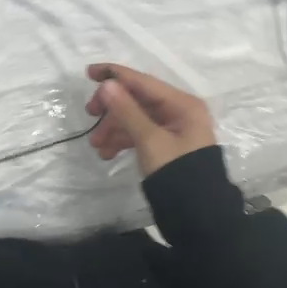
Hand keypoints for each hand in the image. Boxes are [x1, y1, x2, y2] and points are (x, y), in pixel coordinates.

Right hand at [84, 63, 216, 176]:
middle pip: (137, 99)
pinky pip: (140, 134)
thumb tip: (107, 84)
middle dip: (112, 108)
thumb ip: (127, 110)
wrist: (198, 215)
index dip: (115, 75)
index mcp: (182, 104)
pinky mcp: (166, 145)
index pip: (143, 81)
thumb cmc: (177, 172)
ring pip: (135, 118)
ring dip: (114, 128)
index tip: (88, 72)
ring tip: (97, 146)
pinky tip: (107, 153)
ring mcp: (173, 129)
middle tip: (90, 114)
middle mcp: (179, 111)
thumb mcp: (150, 140)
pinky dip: (123, 140)